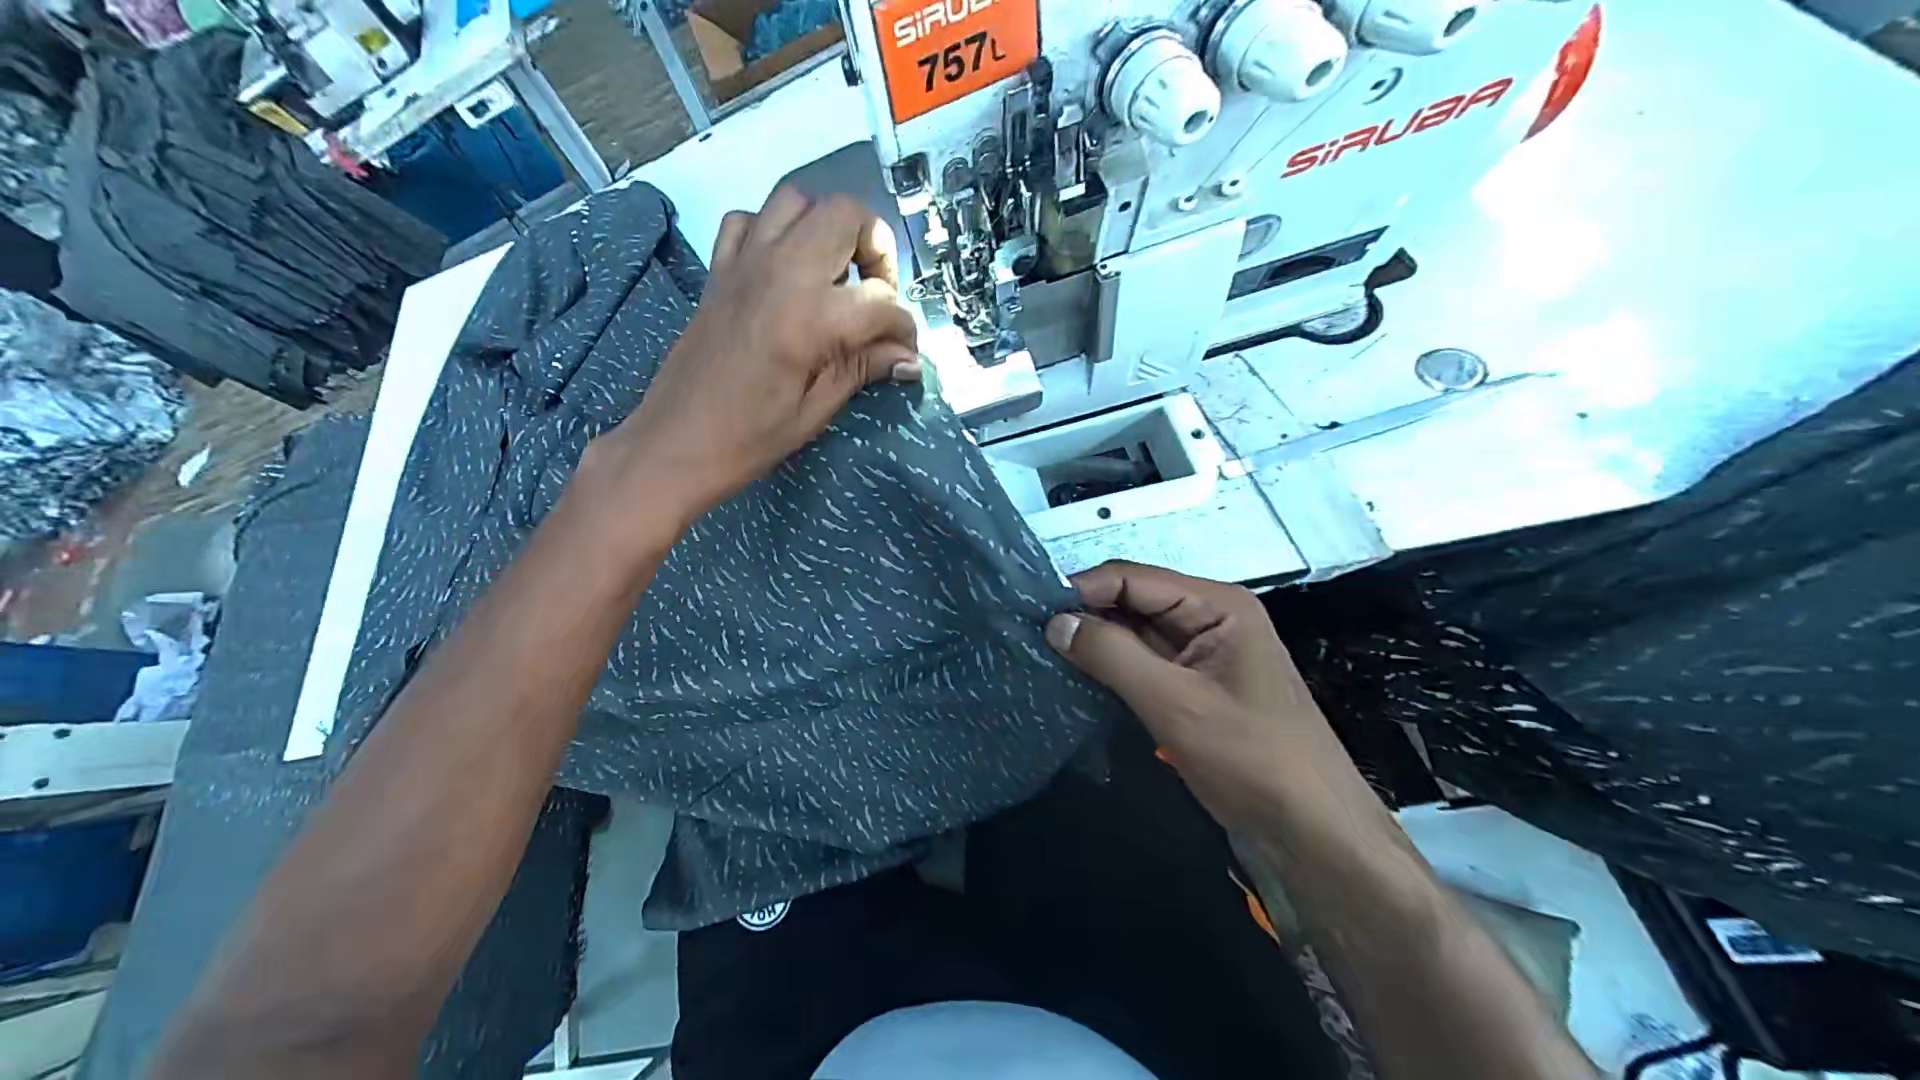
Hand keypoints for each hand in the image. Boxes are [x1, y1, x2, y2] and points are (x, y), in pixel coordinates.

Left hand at [580, 186, 920, 533]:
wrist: (673, 443)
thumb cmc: (748, 439)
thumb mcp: (815, 411)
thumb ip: (863, 369)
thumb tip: (909, 358)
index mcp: (808, 316)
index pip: (880, 301)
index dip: (904, 328)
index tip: (905, 351)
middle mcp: (779, 271)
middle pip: (845, 214)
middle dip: (875, 247)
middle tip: (876, 294)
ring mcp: (743, 263)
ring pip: (797, 200)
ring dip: (827, 227)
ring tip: (835, 275)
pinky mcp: (718, 270)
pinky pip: (749, 219)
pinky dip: (775, 231)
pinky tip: (784, 270)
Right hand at [1045, 561, 1364, 833]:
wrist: (1312, 832)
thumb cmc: (1251, 757)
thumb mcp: (1176, 703)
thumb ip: (1111, 655)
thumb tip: (1054, 622)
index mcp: (1215, 605)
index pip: (1130, 578)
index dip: (1081, 590)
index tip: (1031, 614)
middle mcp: (1207, 619)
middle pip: (1131, 602)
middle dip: (1084, 616)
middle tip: (1027, 636)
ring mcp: (1200, 655)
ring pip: (1134, 635)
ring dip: (1094, 645)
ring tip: (1041, 656)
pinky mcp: (1193, 689)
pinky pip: (1143, 666)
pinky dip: (1111, 671)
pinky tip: (1076, 682)